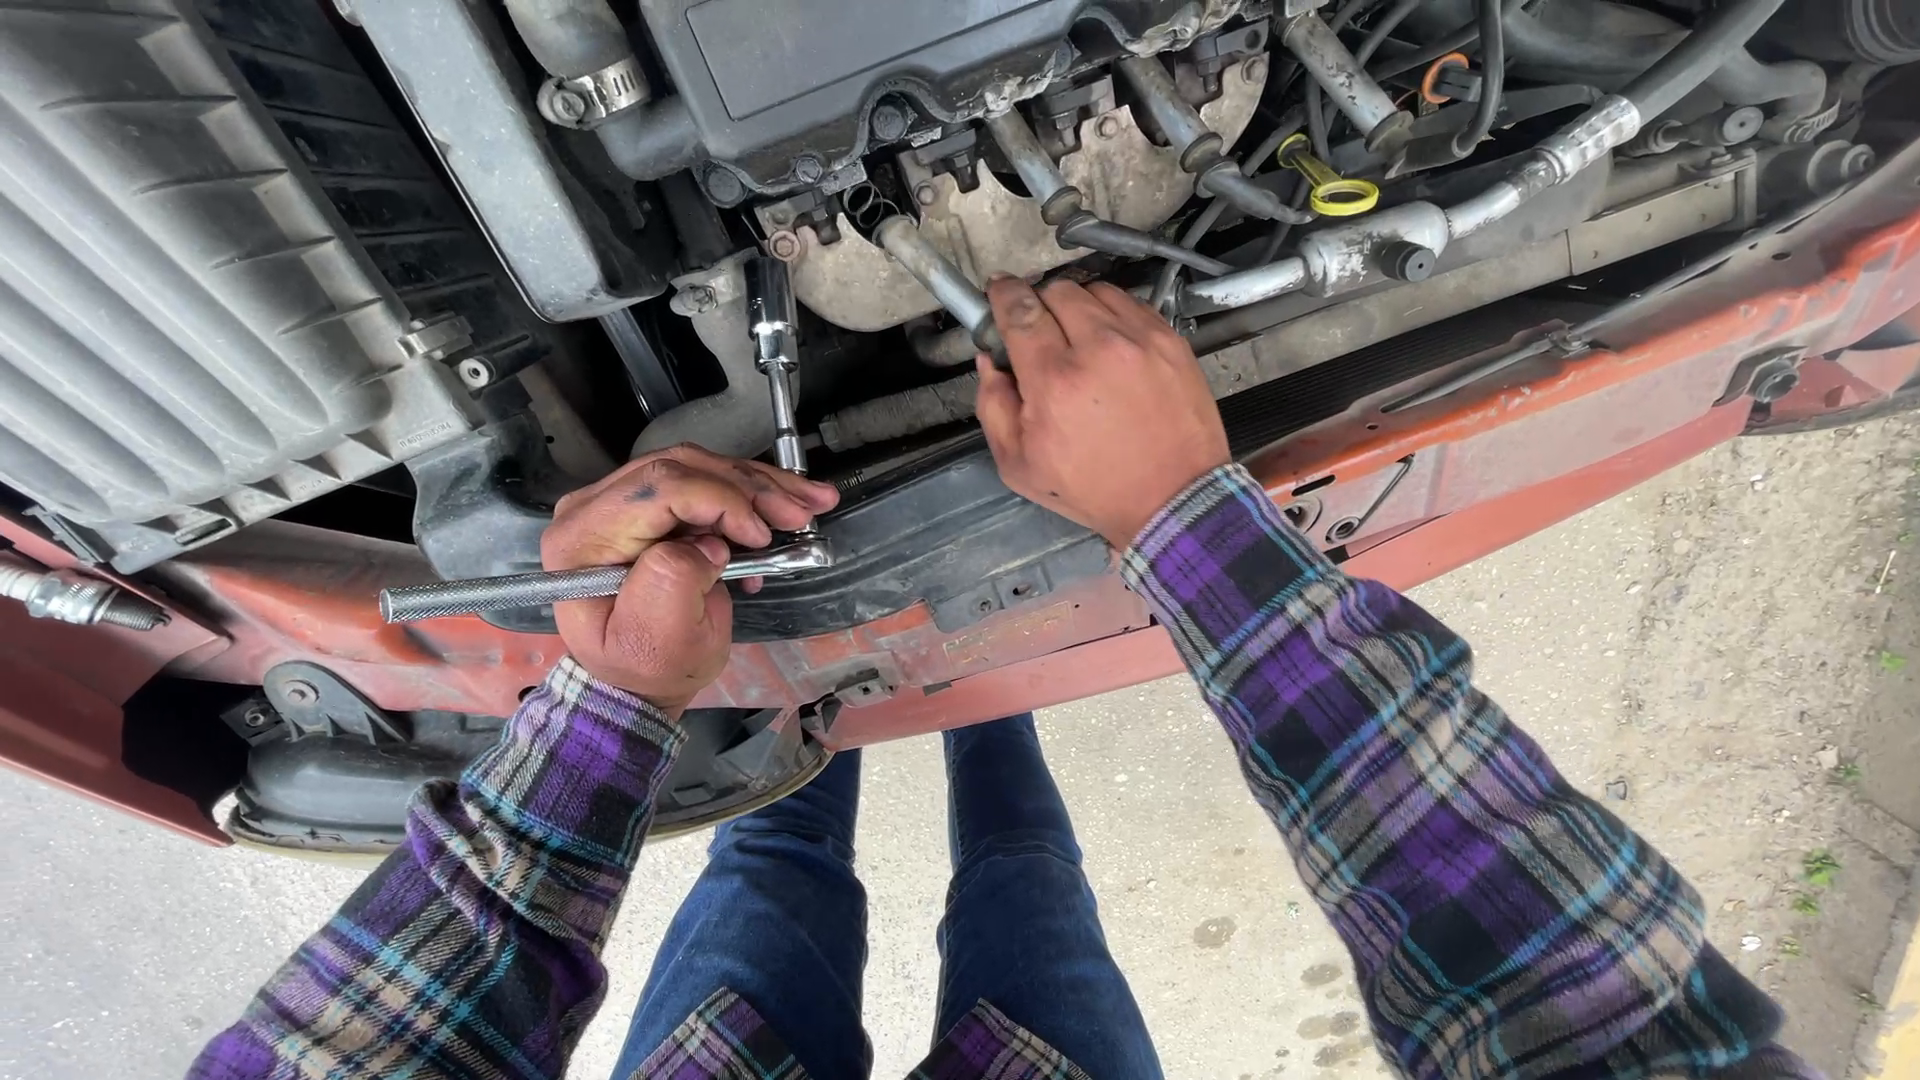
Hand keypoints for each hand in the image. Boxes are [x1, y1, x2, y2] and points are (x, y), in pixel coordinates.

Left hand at [540, 445, 838, 713]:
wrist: (640, 678)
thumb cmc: (646, 666)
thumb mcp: (657, 640)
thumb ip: (673, 583)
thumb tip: (710, 543)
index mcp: (586, 537)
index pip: (658, 488)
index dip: (720, 501)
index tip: (761, 537)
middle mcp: (597, 507)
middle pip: (683, 468)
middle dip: (751, 487)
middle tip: (800, 514)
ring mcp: (626, 502)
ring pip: (703, 467)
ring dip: (762, 484)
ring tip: (810, 505)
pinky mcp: (656, 505)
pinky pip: (709, 480)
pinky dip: (755, 492)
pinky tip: (791, 505)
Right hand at [974, 278, 1229, 548]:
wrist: (1171, 499)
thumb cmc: (1093, 489)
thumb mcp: (1019, 466)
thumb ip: (993, 407)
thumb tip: (988, 361)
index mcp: (1053, 381)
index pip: (1020, 309)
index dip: (1003, 295)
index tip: (999, 292)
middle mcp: (1098, 349)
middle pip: (1055, 291)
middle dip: (1039, 306)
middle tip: (1039, 332)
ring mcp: (1140, 340)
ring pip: (1094, 291)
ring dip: (1077, 308)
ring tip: (1077, 339)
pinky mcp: (1170, 341)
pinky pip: (1131, 304)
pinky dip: (1112, 315)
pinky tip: (1109, 344)